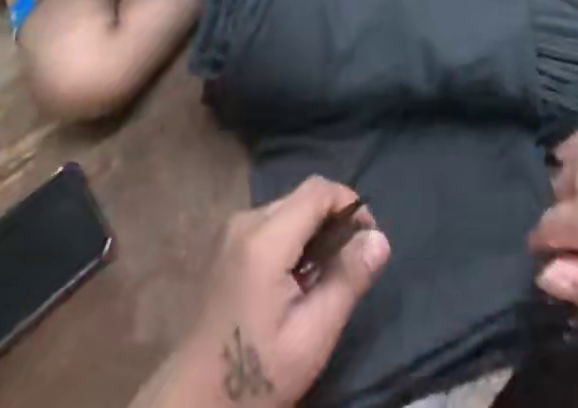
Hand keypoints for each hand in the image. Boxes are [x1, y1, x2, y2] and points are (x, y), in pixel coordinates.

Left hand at [138, 178, 389, 407]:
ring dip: (314, 232)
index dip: (350, 204)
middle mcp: (245, 221)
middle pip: (301, 198)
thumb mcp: (313, 334)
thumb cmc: (260, 370)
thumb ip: (347, 280)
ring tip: (324, 280)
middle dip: (334, 221)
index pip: (316, 190)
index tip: (369, 240)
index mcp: (264, 239)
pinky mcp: (227, 243)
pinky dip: (294, 240)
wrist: (198, 393)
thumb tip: (379, 238)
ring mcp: (231, 230)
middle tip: (350, 267)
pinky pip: (271, 223)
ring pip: (287, 209)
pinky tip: (297, 281)